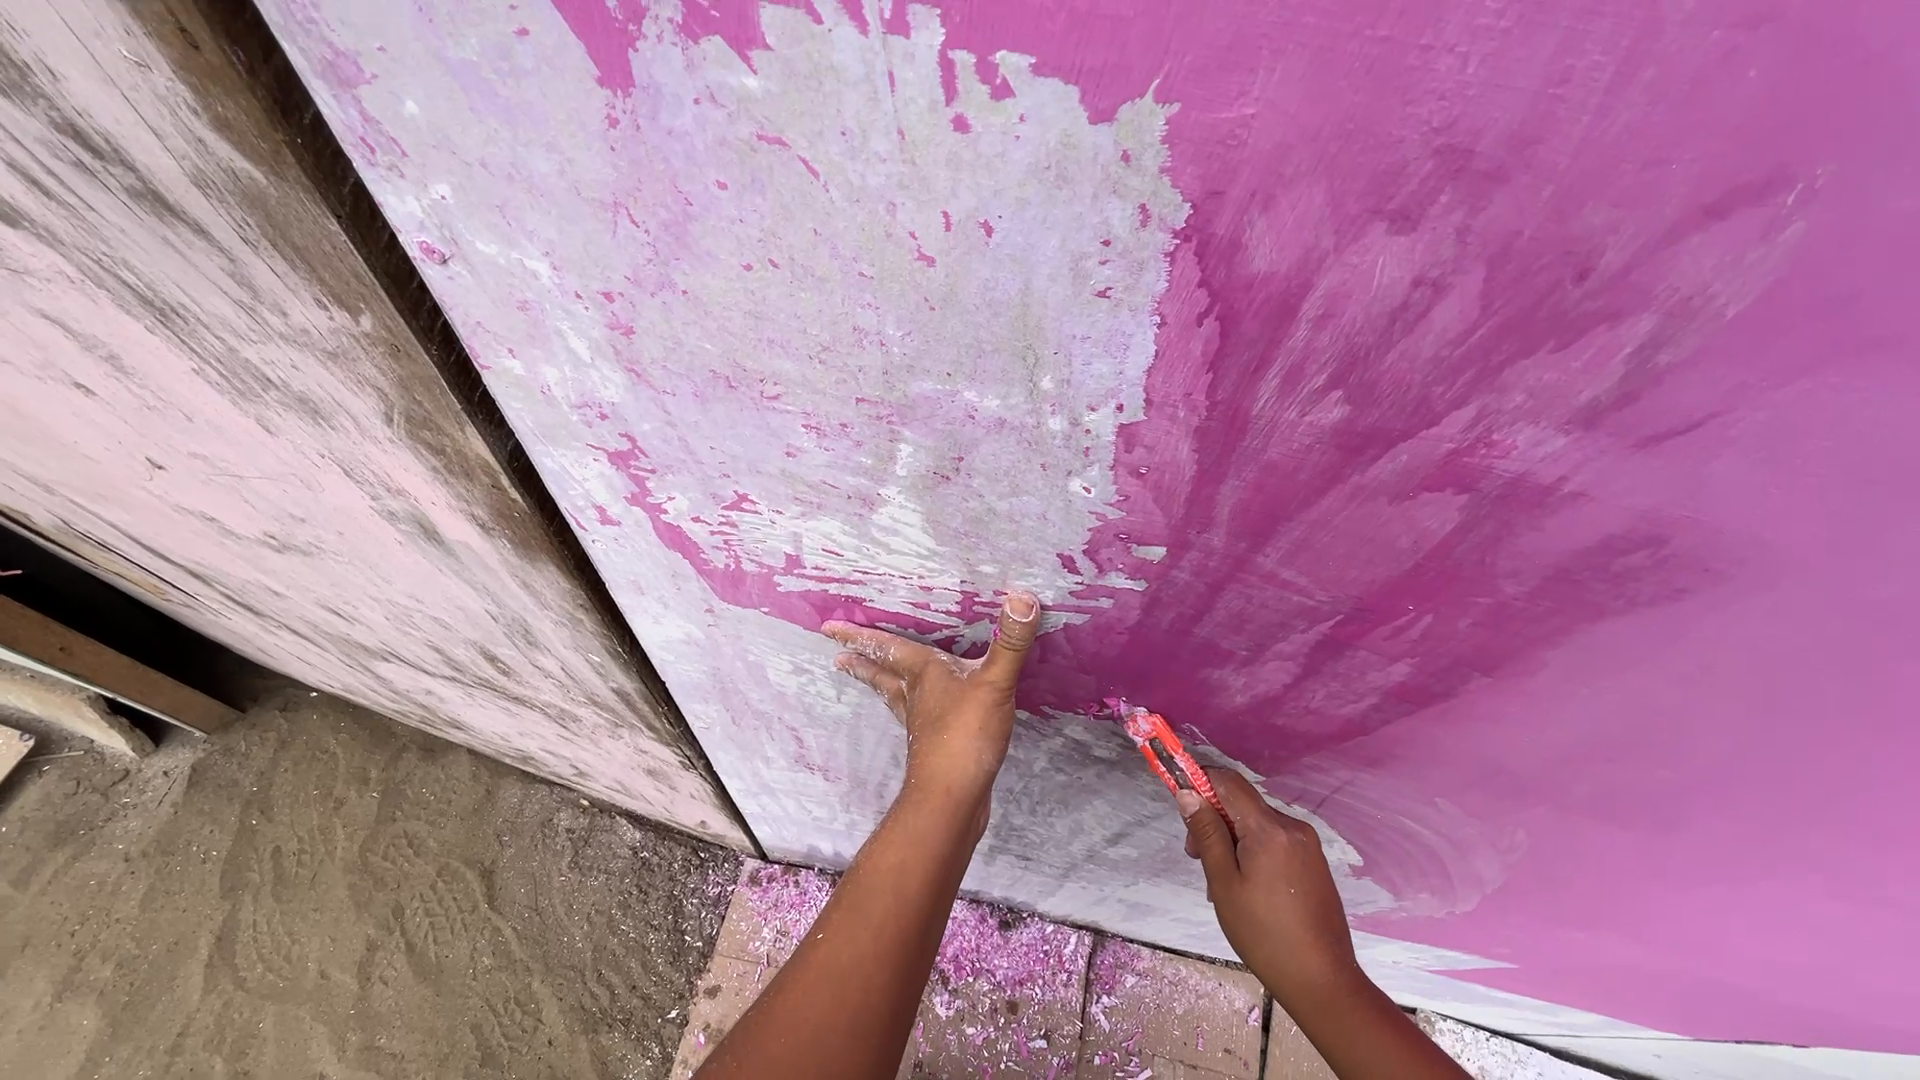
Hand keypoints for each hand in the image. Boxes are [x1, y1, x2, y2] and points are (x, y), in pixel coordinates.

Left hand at [823, 592, 1041, 807]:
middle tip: (838, 656)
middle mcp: (917, 696)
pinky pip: (918, 715)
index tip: (828, 628)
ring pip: (896, 695)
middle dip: (863, 661)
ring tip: (864, 675)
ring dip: (882, 682)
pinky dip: (914, 706)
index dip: (860, 635)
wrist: (955, 797)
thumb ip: (1009, 643)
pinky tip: (924, 711)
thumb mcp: (993, 684)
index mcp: (924, 675)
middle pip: (884, 674)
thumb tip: (1022, 596)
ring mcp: (923, 723)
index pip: (888, 647)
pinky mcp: (936, 745)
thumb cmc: (965, 736)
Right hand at [1179, 768, 1361, 1009]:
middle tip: (1198, 859)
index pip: (1228, 781)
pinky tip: (1248, 888)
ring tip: (1222, 883)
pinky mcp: (1314, 862)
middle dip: (1214, 820)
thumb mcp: (1223, 883)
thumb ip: (1206, 834)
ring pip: (1256, 824)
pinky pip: (1274, 841)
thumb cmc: (1263, 934)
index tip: (1180, 802)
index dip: (1199, 780)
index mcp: (1269, 829)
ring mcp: (1307, 845)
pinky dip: (1253, 851)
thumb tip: (1188, 793)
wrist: (1322, 981)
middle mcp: (1292, 827)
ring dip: (1232, 839)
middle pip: (1242, 804)